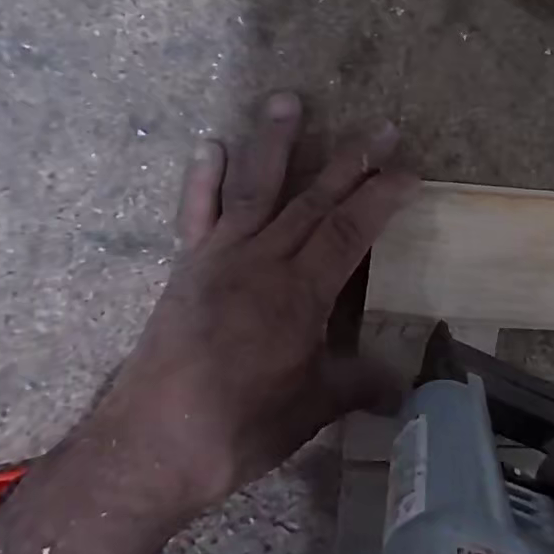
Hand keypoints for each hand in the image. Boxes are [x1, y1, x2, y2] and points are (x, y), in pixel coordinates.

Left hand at [86, 90, 419, 513]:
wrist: (144, 453)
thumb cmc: (237, 428)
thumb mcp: (312, 409)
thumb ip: (360, 383)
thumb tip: (409, 386)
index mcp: (298, 293)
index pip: (349, 230)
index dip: (382, 197)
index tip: (410, 173)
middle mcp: (261, 263)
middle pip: (314, 200)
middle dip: (351, 161)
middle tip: (381, 128)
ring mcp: (219, 259)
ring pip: (256, 190)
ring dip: (275, 143)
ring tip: (288, 101)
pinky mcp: (188, 267)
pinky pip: (197, 215)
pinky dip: (204, 179)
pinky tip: (211, 145)